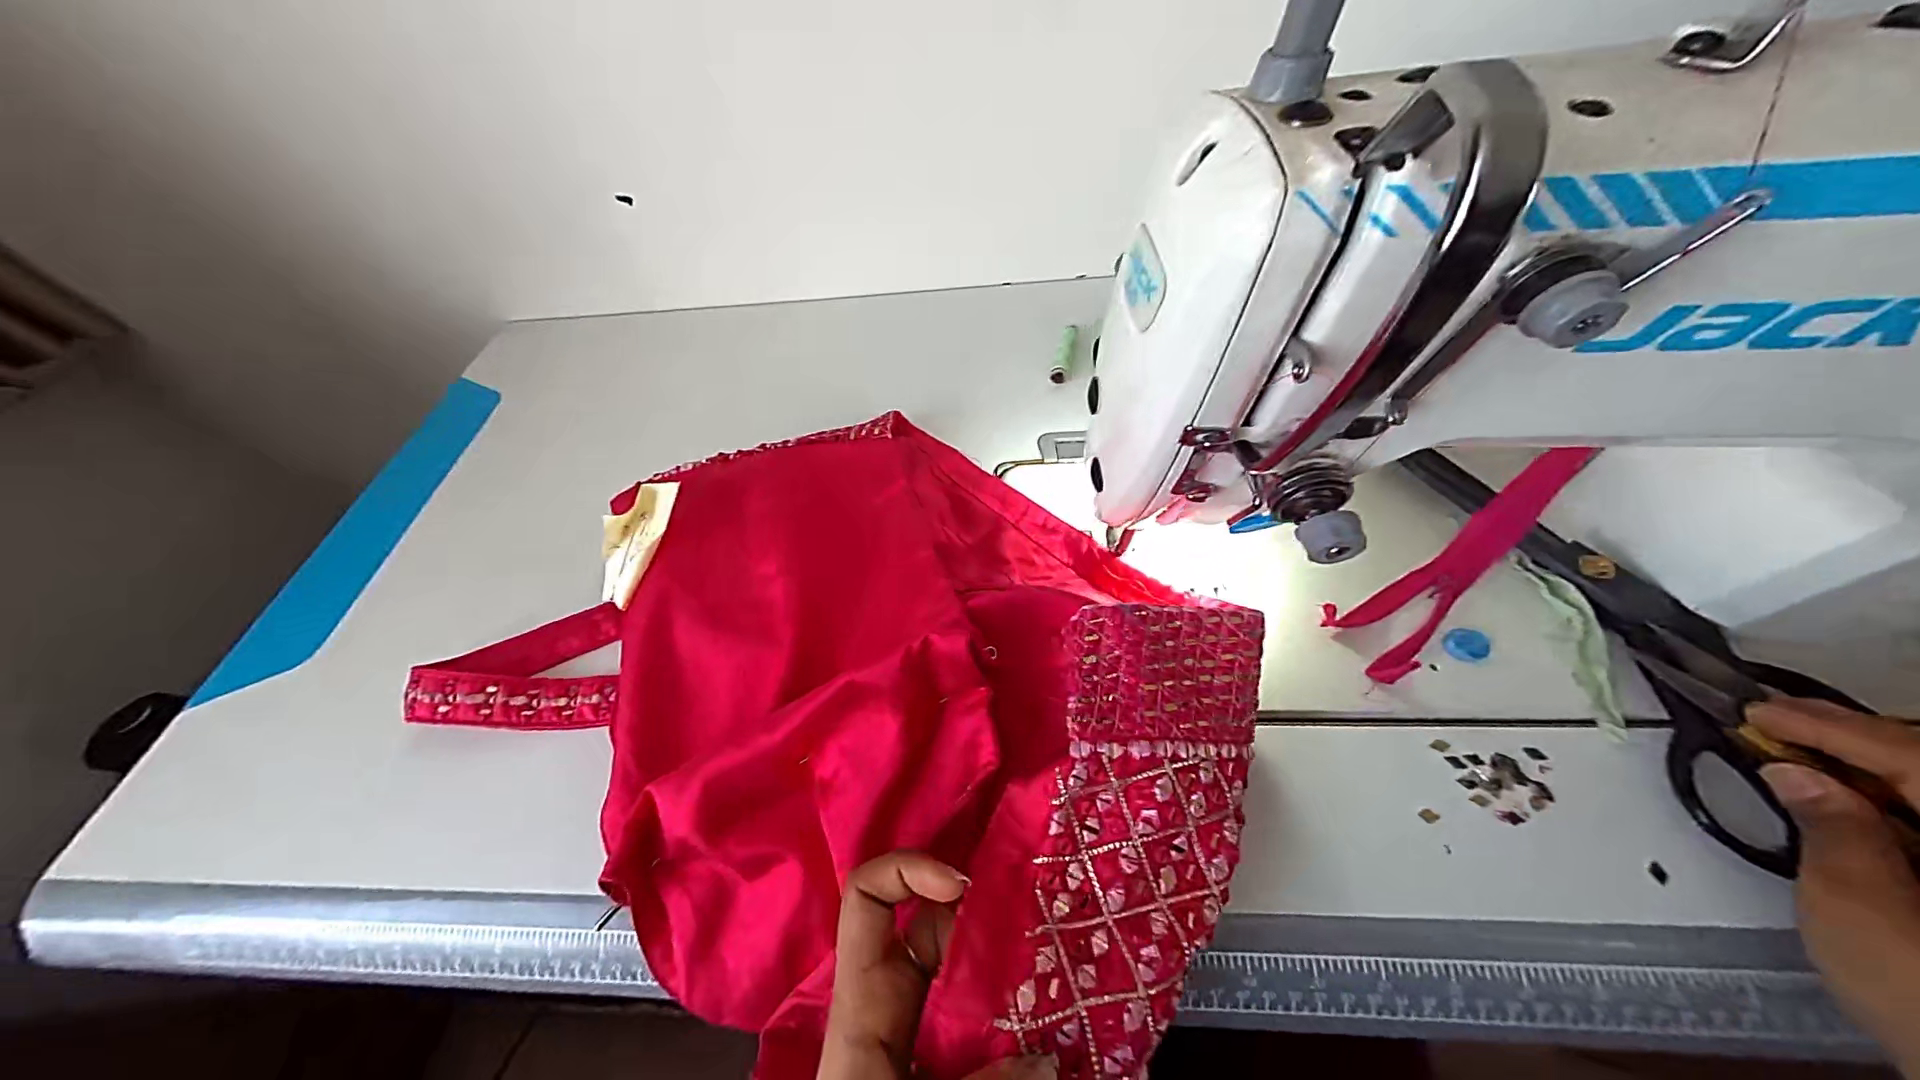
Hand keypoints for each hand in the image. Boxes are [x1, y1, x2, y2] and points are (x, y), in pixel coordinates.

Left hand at [817, 851, 1055, 1079]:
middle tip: (1045, 924)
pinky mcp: (958, 1058)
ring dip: (1018, 965)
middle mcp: (900, 998)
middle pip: (940, 926)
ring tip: (1071, 960)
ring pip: (976, 971)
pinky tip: (1068, 1020)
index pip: (868, 900)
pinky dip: (1027, 1015)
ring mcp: (932, 1028)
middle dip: (989, 916)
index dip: (907, 870)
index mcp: (867, 997)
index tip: (960, 884)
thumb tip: (1048, 1062)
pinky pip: (995, 1022)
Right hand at [1751, 699, 1919, 1073]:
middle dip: (1852, 740)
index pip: (1911, 758)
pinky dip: (1892, 800)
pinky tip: (1848, 798)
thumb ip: (1831, 828)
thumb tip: (1793, 773)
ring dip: (1868, 767)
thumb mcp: (1856, 904)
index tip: (1760, 710)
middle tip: (1772, 722)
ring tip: (1798, 754)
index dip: (1832, 728)